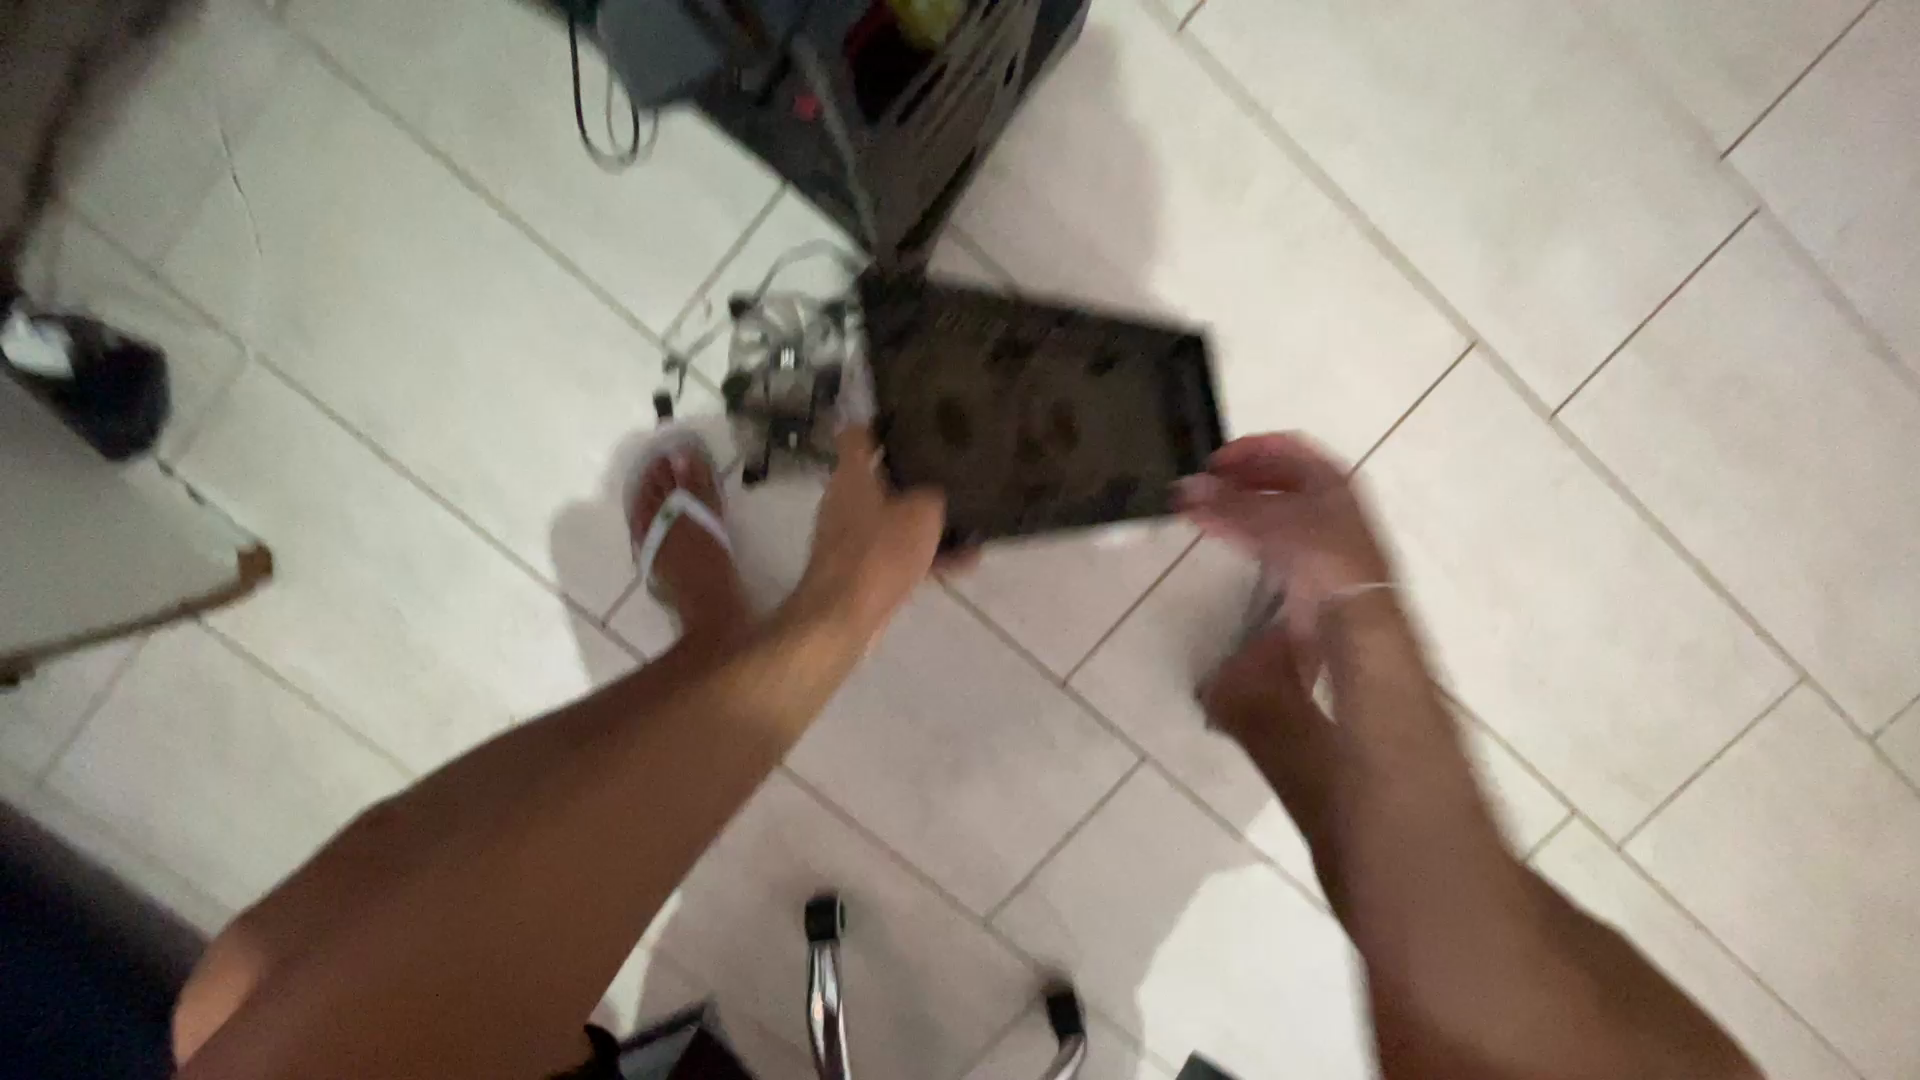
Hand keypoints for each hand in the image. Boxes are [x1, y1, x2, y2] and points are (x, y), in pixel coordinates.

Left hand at [787, 426, 946, 642]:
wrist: (844, 616)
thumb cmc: (879, 553)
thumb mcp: (922, 512)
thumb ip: (934, 493)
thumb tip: (938, 490)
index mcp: (851, 476)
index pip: (857, 434)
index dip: (881, 423)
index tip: (911, 419)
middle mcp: (845, 501)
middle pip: (880, 477)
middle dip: (914, 474)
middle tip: (950, 467)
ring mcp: (851, 537)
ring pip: (894, 518)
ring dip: (926, 520)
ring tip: (968, 517)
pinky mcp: (861, 569)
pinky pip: (899, 552)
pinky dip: (927, 554)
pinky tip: (966, 559)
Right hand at [1175, 433, 1393, 648]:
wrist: (1349, 613)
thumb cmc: (1320, 554)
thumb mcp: (1274, 520)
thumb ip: (1227, 504)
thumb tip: (1185, 487)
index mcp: (1327, 477)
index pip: (1284, 446)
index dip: (1248, 449)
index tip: (1213, 462)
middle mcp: (1323, 499)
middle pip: (1274, 476)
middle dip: (1236, 478)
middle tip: (1203, 485)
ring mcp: (1313, 531)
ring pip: (1267, 506)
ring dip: (1233, 504)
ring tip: (1201, 508)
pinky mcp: (1301, 561)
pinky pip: (1265, 534)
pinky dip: (1238, 528)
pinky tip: (1216, 530)